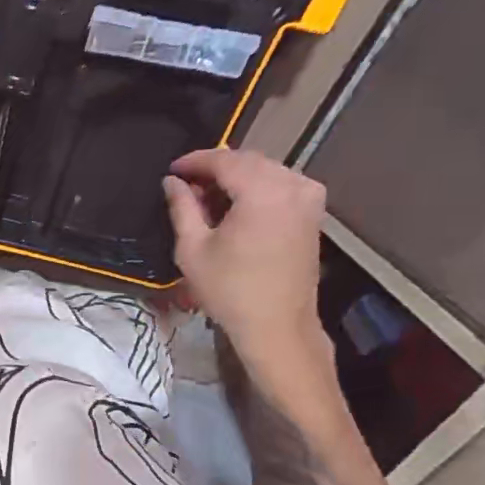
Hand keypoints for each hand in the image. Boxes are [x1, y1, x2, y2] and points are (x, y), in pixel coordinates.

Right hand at [163, 149, 327, 363]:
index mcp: (263, 191)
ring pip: (265, 171)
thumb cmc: (229, 289)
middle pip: (248, 161)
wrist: (276, 323)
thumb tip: (172, 182)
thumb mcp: (193, 249)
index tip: (171, 169)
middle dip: (215, 168)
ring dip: (234, 178)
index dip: (194, 161)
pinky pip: (280, 184)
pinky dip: (254, 188)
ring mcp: (309, 197)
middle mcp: (293, 185)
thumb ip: (182, 208)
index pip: (225, 160)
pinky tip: (232, 206)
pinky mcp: (313, 211)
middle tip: (184, 184)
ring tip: (205, 197)